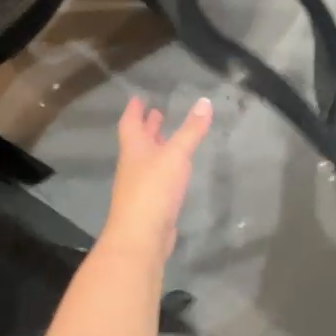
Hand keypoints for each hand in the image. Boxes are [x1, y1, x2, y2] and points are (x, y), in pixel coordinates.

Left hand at [97, 97, 211, 262]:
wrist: (140, 238)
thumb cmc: (153, 189)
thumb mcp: (176, 155)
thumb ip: (191, 130)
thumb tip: (205, 101)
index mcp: (135, 150)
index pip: (130, 124)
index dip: (134, 110)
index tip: (138, 98)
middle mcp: (134, 166)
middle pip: (139, 142)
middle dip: (147, 127)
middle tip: (156, 112)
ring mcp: (140, 186)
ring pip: (148, 159)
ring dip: (156, 146)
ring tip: (168, 136)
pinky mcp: (150, 203)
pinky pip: (157, 177)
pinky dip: (165, 166)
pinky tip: (176, 168)